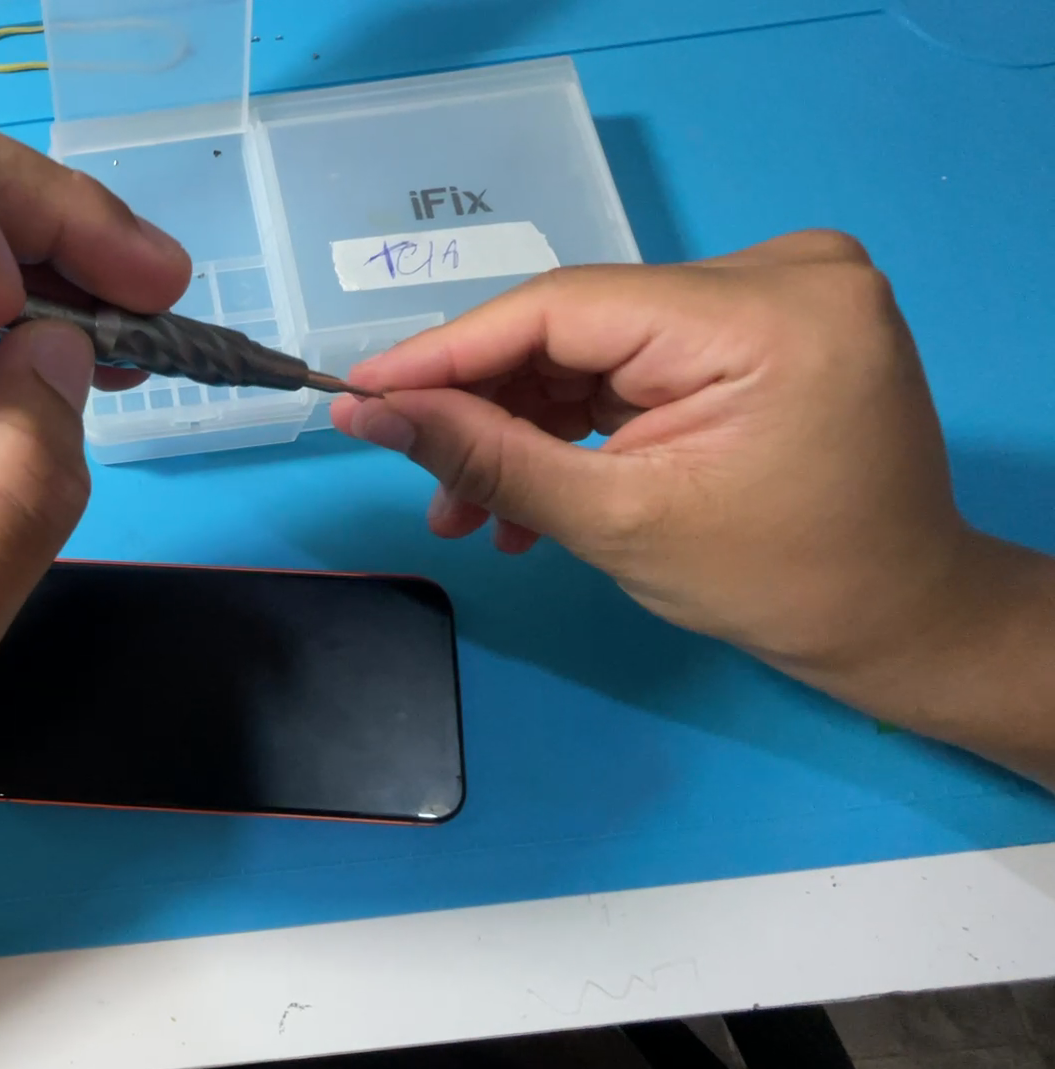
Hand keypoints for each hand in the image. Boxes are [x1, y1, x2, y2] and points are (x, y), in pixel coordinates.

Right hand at [331, 231, 977, 678]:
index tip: (357, 391)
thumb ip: (477, 458)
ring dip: (508, 436)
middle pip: (560, 333)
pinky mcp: (734, 334)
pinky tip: (520, 499)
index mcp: (764, 312)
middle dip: (478, 415)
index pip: (556, 308)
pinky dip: (553, 433)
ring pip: (571, 358)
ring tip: (467, 515)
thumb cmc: (769, 580)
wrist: (887, 617)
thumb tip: (365, 413)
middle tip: (418, 480)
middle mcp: (769, 276)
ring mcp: (755, 300)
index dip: (442, 354)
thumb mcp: (605, 518)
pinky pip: (604, 373)